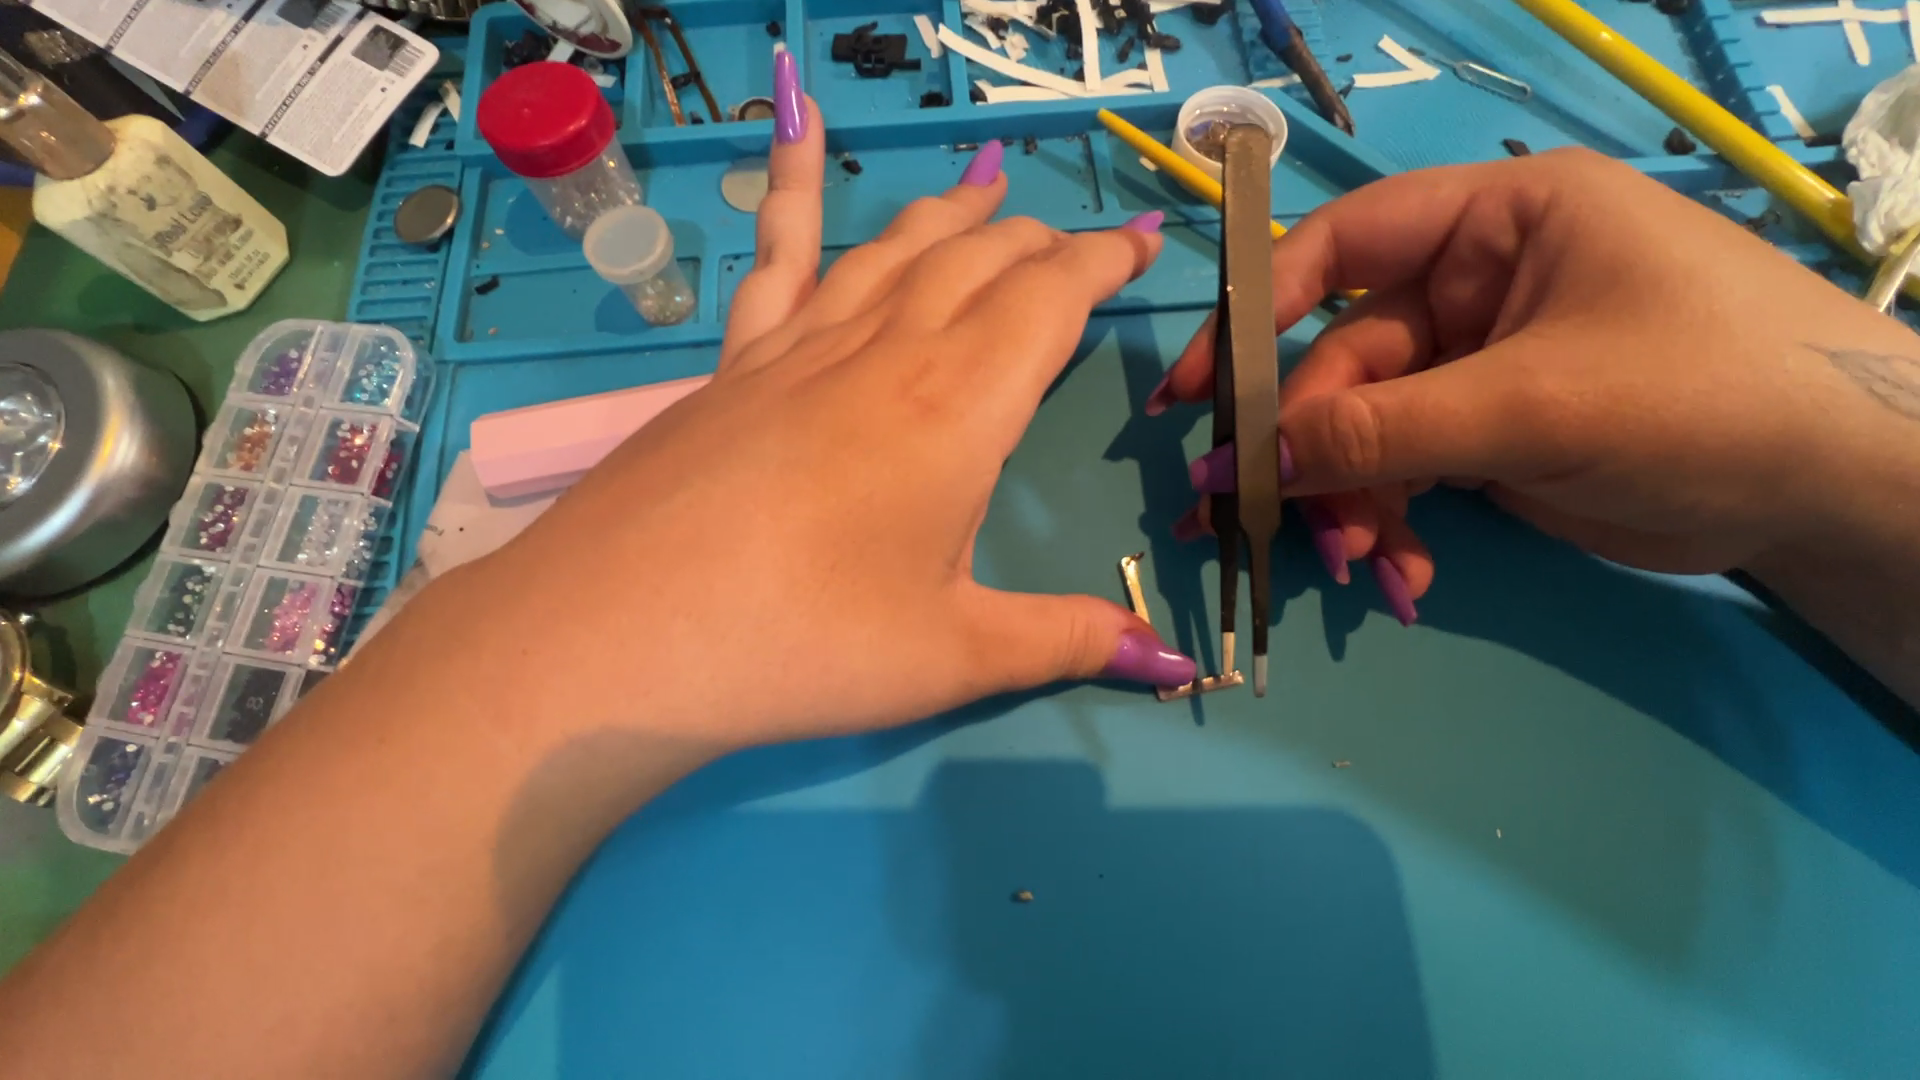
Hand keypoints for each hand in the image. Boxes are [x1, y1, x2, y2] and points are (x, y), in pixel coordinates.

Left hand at [410, 100, 1188, 760]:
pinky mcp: (733, 367)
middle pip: (977, 260)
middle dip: (1038, 244)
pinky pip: (774, 258)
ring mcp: (797, 348)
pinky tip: (792, 132)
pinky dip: (791, 188)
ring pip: (892, 248)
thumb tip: (1172, 665)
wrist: (617, 638)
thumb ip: (1066, 642)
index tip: (1138, 245)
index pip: (1048, 299)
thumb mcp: (955, 656)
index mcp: (957, 406)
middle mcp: (883, 351)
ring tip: (984, 189)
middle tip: (1072, 249)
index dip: (1101, 264)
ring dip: (950, 215)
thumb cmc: (803, 645)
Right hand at [1151, 148, 1919, 607]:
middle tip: (1267, 521)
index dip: (1254, 313)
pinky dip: (1384, 525)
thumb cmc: (1709, 395)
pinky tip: (1402, 574)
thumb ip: (1376, 431)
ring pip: (1356, 434)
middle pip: (1338, 368)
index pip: (1337, 247)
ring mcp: (1465, 368)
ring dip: (1346, 504)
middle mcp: (1466, 287)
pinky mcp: (1471, 436)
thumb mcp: (1529, 406)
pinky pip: (1391, 475)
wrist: (1841, 494)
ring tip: (1357, 565)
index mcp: (1490, 224)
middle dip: (1311, 453)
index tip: (1196, 391)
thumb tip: (1244, 465)